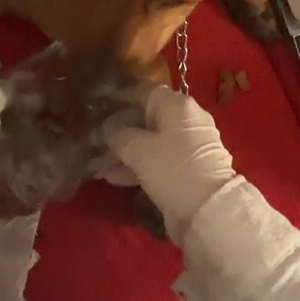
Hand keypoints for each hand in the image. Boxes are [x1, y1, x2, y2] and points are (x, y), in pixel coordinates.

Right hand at [103, 84, 236, 242]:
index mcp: (177, 105)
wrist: (207, 209)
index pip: (144, 92)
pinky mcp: (186, 168)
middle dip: (118, 131)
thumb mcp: (139, 149)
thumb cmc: (172, 168)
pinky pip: (157, 160)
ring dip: (123, 152)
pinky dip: (136, 166)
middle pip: (145, 118)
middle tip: (92, 141)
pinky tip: (111, 177)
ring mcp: (187, 144)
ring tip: (96, 165)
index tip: (97, 104)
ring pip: (149, 142)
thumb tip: (109, 126)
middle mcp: (185, 120)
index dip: (119, 97)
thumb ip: (119, 134)